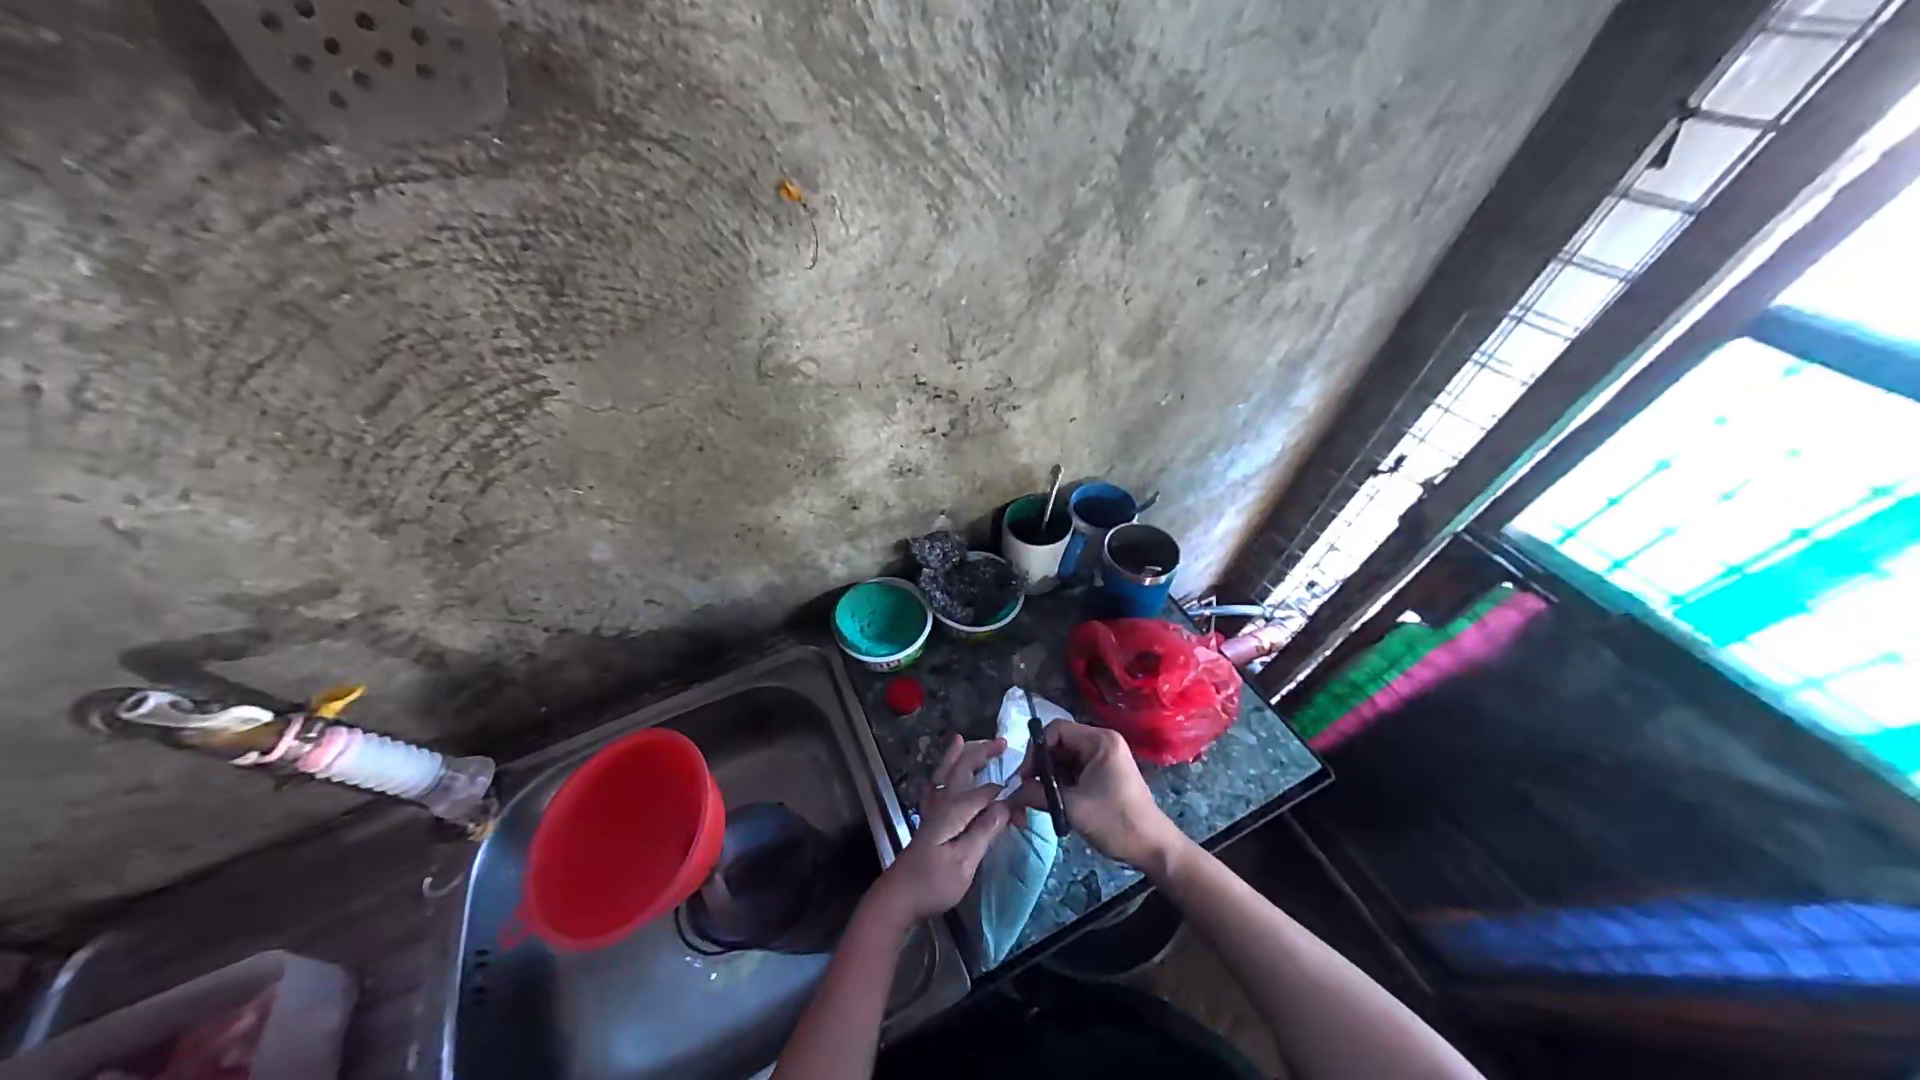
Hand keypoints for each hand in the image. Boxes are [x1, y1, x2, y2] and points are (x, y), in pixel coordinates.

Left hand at [869, 735, 1011, 925]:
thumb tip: (1005, 805)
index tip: (1026, 801)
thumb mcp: (964, 862)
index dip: (1007, 793)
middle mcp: (942, 805)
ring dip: (957, 757)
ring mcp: (932, 813)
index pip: (985, 792)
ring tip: (961, 740)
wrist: (897, 901)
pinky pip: (936, 788)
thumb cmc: (932, 884)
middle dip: (981, 754)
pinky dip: (940, 776)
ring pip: (945, 775)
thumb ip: (984, 831)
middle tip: (1001, 742)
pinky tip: (939, 775)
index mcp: (953, 811)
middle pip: (962, 771)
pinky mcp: (928, 824)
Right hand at [1014, 720, 1184, 872]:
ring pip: (1065, 758)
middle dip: (1042, 766)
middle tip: (1029, 790)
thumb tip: (1011, 794)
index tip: (1027, 776)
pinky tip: (1056, 801)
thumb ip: (1038, 794)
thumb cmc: (1116, 822)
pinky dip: (1062, 783)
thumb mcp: (1072, 808)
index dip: (1036, 750)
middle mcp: (1102, 742)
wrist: (1153, 848)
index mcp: (1100, 740)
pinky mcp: (1105, 773)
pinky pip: (1075, 770)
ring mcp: (1105, 758)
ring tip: (1040, 799)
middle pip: (1059, 743)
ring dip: (1051, 777)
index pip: (1056, 729)